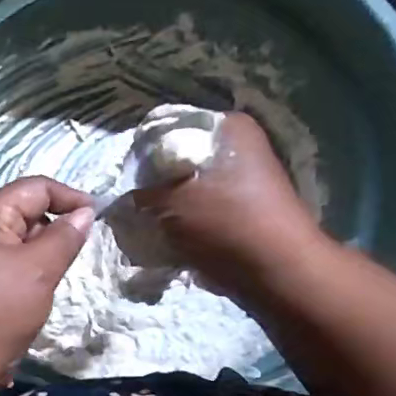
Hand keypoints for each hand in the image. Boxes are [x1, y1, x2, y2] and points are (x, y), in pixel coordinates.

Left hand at [0, 177, 93, 391]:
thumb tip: (84, 212)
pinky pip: (5, 260)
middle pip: (24, 211)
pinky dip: (26, 268)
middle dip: (54, 228)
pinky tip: (34, 290)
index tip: (100, 219)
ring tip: (51, 277)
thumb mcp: (39, 270)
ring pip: (18, 238)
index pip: (34, 188)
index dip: (70, 197)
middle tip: (73, 257)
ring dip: (41, 252)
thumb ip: (64, 237)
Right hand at [132, 111, 329, 295]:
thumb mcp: (167, 201)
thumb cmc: (223, 221)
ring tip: (143, 218)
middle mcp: (237, 146)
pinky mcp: (236, 205)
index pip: (168, 127)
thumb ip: (138, 193)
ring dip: (161, 201)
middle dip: (149, 179)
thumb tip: (122, 196)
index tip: (122, 174)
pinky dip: (176, 216)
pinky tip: (162, 230)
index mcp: (228, 129)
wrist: (273, 268)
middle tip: (129, 198)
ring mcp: (239, 177)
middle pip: (174, 157)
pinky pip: (194, 204)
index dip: (140, 150)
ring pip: (182, 183)